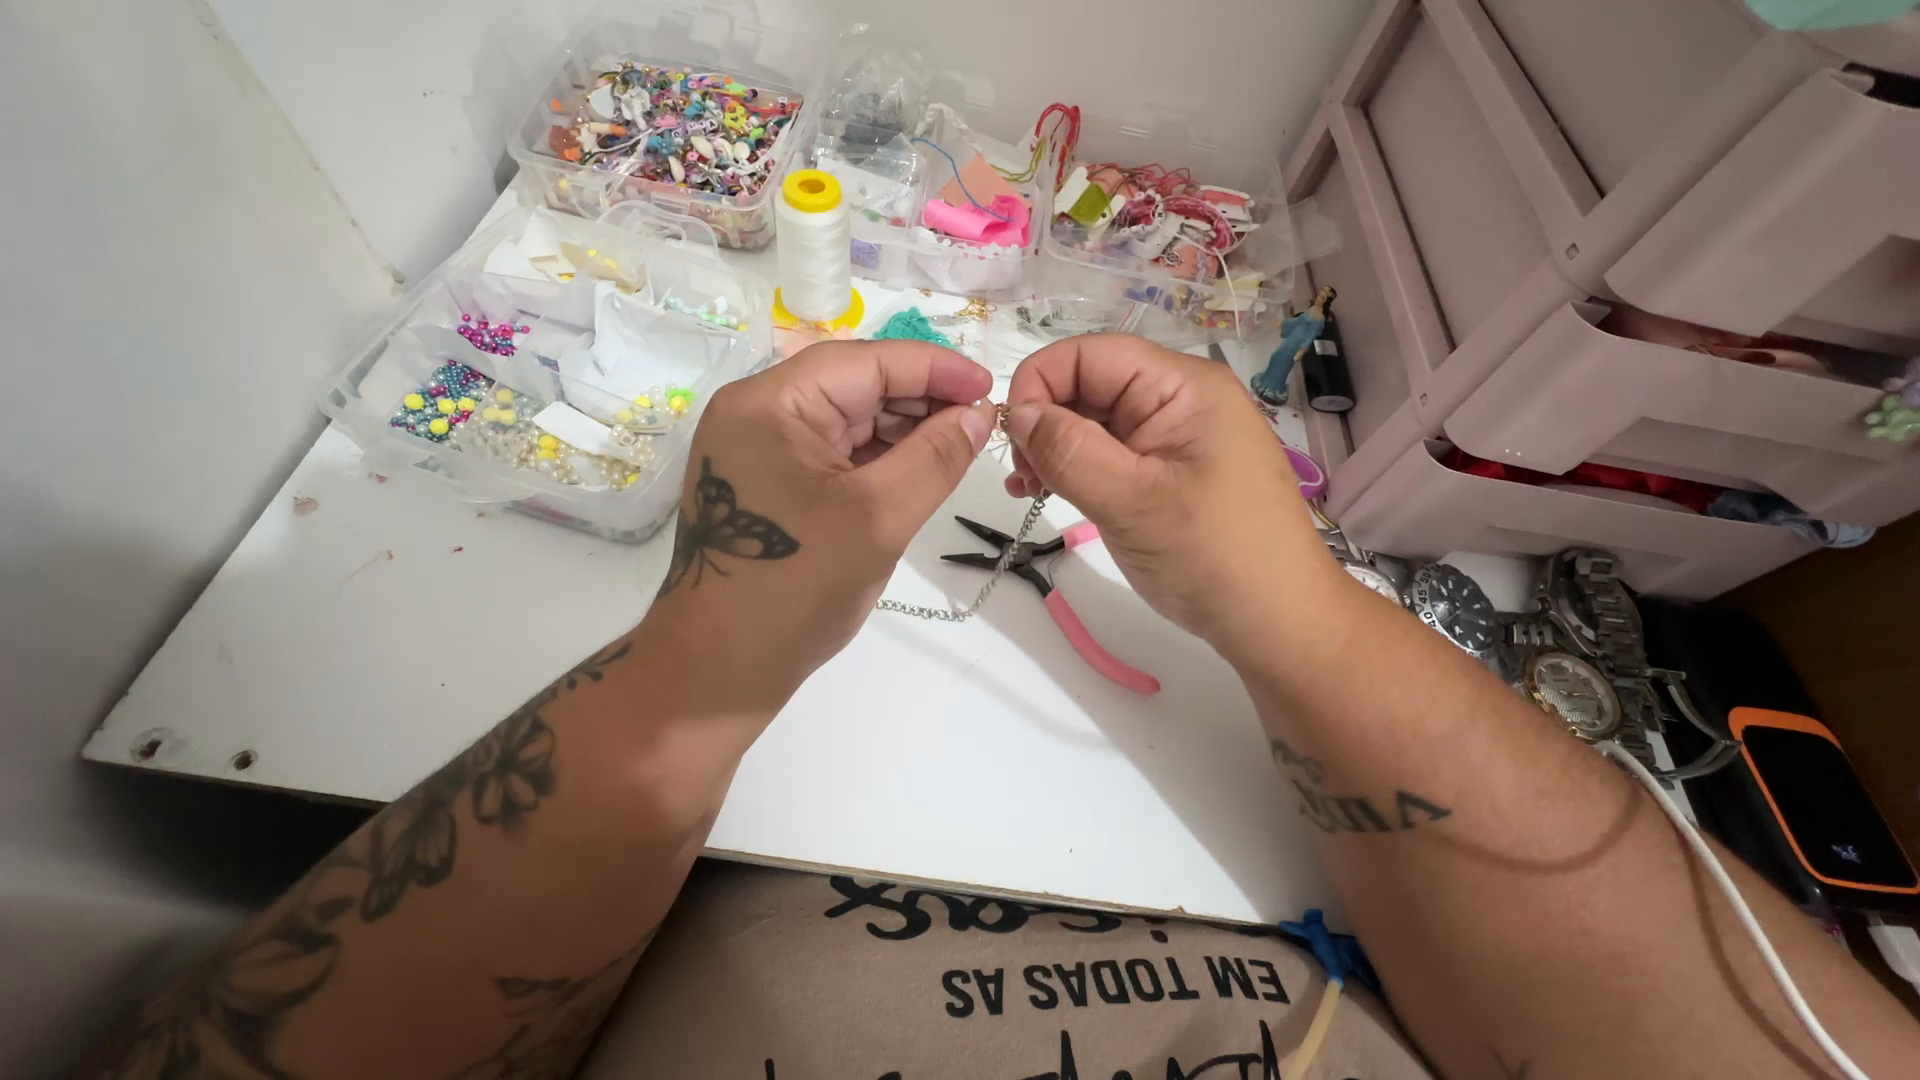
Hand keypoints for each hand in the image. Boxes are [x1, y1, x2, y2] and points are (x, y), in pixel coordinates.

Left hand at [645, 340, 996, 701]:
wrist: (721, 669)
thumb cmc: (794, 590)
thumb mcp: (878, 518)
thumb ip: (934, 458)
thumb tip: (979, 415)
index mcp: (769, 406)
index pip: (864, 363)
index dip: (933, 369)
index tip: (989, 388)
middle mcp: (758, 415)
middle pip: (854, 386)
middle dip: (921, 400)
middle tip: (981, 423)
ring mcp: (762, 451)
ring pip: (849, 420)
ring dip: (905, 430)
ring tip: (960, 447)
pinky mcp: (773, 484)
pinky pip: (836, 455)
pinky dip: (881, 459)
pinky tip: (921, 469)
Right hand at [1003, 334, 1341, 647]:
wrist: (1276, 620)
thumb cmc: (1213, 556)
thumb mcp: (1133, 501)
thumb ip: (1069, 450)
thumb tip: (1017, 412)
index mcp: (1182, 387)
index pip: (1091, 355)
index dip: (1041, 383)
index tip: (1012, 438)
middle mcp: (1177, 400)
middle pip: (1089, 386)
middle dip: (1044, 422)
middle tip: (1023, 478)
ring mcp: (1172, 438)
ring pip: (1092, 422)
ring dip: (1052, 449)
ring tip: (1029, 490)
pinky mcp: (1164, 472)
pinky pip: (1107, 454)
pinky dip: (1073, 469)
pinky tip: (1047, 493)